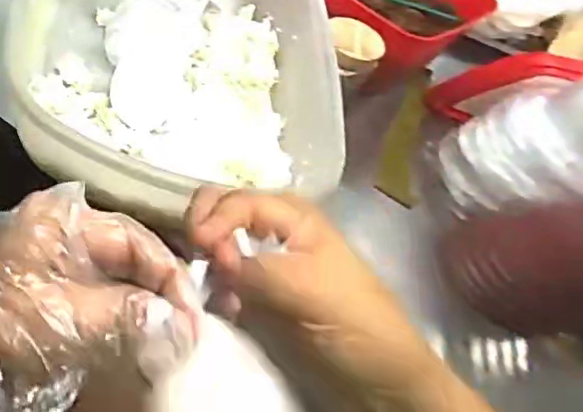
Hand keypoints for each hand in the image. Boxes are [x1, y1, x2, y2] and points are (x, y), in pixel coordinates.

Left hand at [0, 184, 198, 410]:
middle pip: (130, 252)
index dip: (169, 274)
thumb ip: (123, 314)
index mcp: (66, 218)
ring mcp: (58, 257)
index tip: (195, 318)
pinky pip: (100, 294)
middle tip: (191, 334)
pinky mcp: (51, 286)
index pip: (134, 236)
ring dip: (147, 305)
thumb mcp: (61, 315)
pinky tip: (141, 339)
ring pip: (118, 274)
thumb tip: (182, 324)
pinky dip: (124, 316)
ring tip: (175, 340)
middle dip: (162, 290)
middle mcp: (66, 228)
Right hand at [188, 189, 485, 411]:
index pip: (235, 200)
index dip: (212, 218)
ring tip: (206, 282)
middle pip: (220, 207)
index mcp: (289, 211)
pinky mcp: (259, 286)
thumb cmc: (359, 324)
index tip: (198, 247)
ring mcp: (263, 254)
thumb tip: (212, 255)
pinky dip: (214, 281)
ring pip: (217, 236)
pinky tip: (221, 301)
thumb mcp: (311, 291)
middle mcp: (271, 224)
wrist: (388, 381)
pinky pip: (224, 272)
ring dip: (205, 254)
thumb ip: (258, 269)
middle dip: (201, 225)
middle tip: (193, 256)